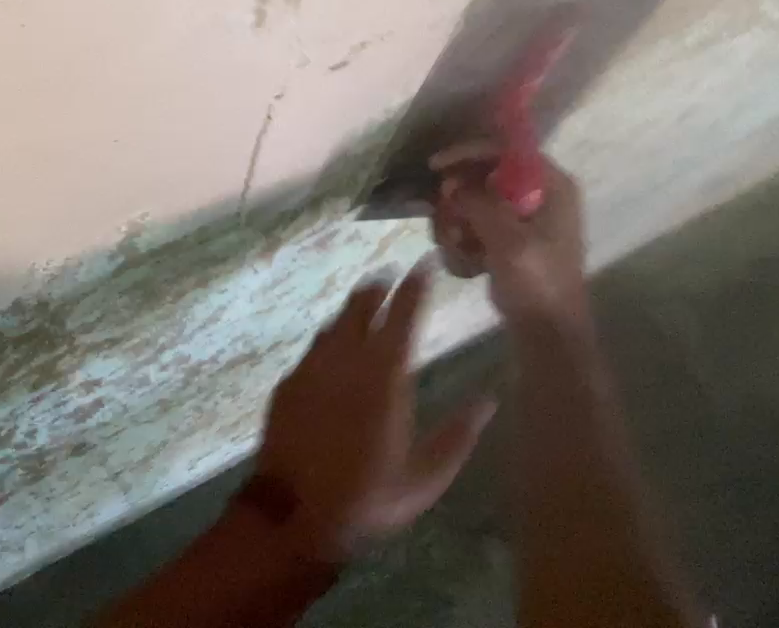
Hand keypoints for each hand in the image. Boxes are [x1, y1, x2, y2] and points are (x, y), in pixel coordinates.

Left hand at [254, 269, 497, 558]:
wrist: (294, 512)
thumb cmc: (367, 497)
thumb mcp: (425, 478)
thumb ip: (458, 435)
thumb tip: (490, 399)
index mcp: (384, 378)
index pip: (402, 318)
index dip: (414, 289)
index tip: (423, 265)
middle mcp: (345, 361)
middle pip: (361, 309)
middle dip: (378, 289)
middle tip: (389, 277)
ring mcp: (311, 369)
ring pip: (334, 324)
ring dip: (352, 309)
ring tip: (366, 301)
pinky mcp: (289, 383)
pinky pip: (313, 347)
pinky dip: (329, 337)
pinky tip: (334, 344)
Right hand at [429, 141, 588, 328]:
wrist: (548, 332)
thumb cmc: (537, 282)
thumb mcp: (507, 240)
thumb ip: (479, 203)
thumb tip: (451, 183)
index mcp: (553, 187)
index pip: (507, 150)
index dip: (469, 152)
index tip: (436, 167)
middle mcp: (540, 194)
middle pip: (484, 175)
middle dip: (459, 199)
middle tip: (445, 220)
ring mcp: (524, 218)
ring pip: (474, 202)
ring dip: (457, 223)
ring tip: (456, 249)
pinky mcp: (510, 238)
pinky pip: (475, 224)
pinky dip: (463, 240)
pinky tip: (465, 264)